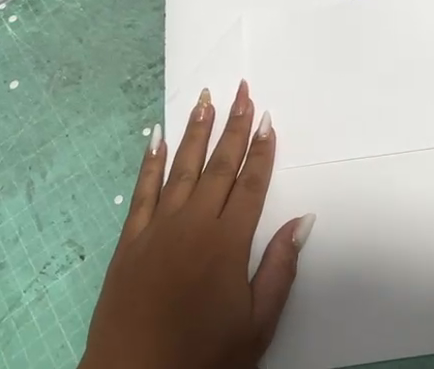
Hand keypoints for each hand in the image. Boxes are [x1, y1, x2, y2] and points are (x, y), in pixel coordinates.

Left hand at [80, 81, 313, 368]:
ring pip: (182, 166)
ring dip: (196, 130)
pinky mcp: (130, 238)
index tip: (267, 118)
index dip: (262, 150)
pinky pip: (143, 189)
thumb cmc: (203, 357)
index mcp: (228, 241)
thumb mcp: (257, 325)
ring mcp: (158, 226)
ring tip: (205, 98)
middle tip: (242, 90)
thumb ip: (279, 268)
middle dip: (233, 125)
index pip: (251, 183)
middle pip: (219, 165)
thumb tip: (303, 220)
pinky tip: (156, 136)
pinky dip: (151, 160)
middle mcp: (194, 223)